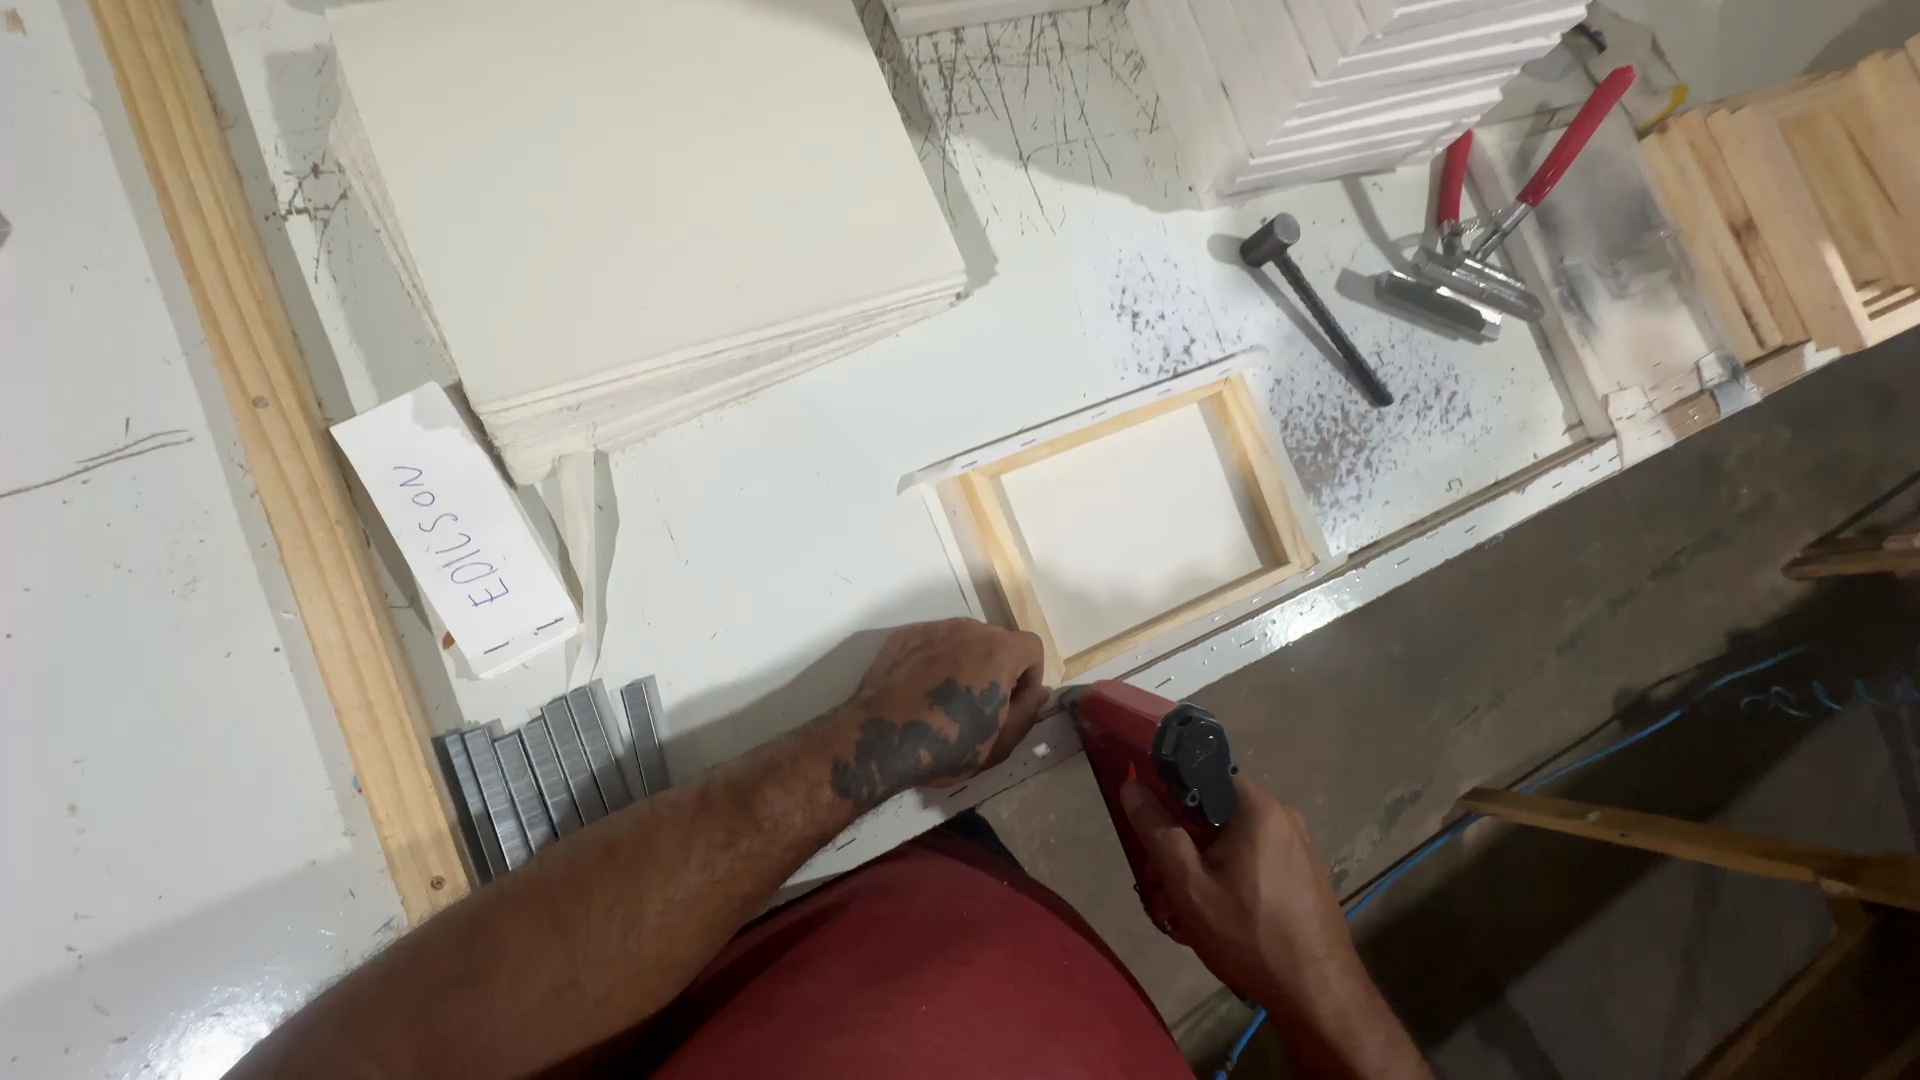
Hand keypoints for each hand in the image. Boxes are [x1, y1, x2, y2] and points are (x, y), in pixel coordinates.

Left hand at [824, 619, 1048, 809]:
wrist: (878, 740)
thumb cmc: (946, 746)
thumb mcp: (999, 743)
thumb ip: (1028, 712)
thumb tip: (1038, 691)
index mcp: (999, 651)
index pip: (1031, 648)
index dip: (1028, 677)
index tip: (1012, 704)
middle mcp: (968, 629)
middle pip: (996, 641)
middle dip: (997, 668)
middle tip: (979, 705)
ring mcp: (933, 629)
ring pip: (962, 639)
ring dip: (964, 661)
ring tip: (946, 698)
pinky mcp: (903, 636)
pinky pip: (931, 642)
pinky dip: (933, 660)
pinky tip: (919, 690)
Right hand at [1120, 776, 1358, 1009]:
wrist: (1319, 997)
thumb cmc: (1248, 933)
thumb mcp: (1189, 883)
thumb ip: (1158, 830)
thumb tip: (1133, 787)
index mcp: (1257, 807)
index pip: (1203, 775)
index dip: (1170, 795)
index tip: (1151, 827)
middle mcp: (1283, 817)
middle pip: (1215, 812)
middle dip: (1181, 843)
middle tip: (1160, 883)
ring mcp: (1299, 848)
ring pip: (1232, 841)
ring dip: (1201, 866)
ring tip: (1181, 909)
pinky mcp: (1305, 876)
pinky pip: (1255, 862)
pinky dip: (1229, 879)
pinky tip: (1216, 916)